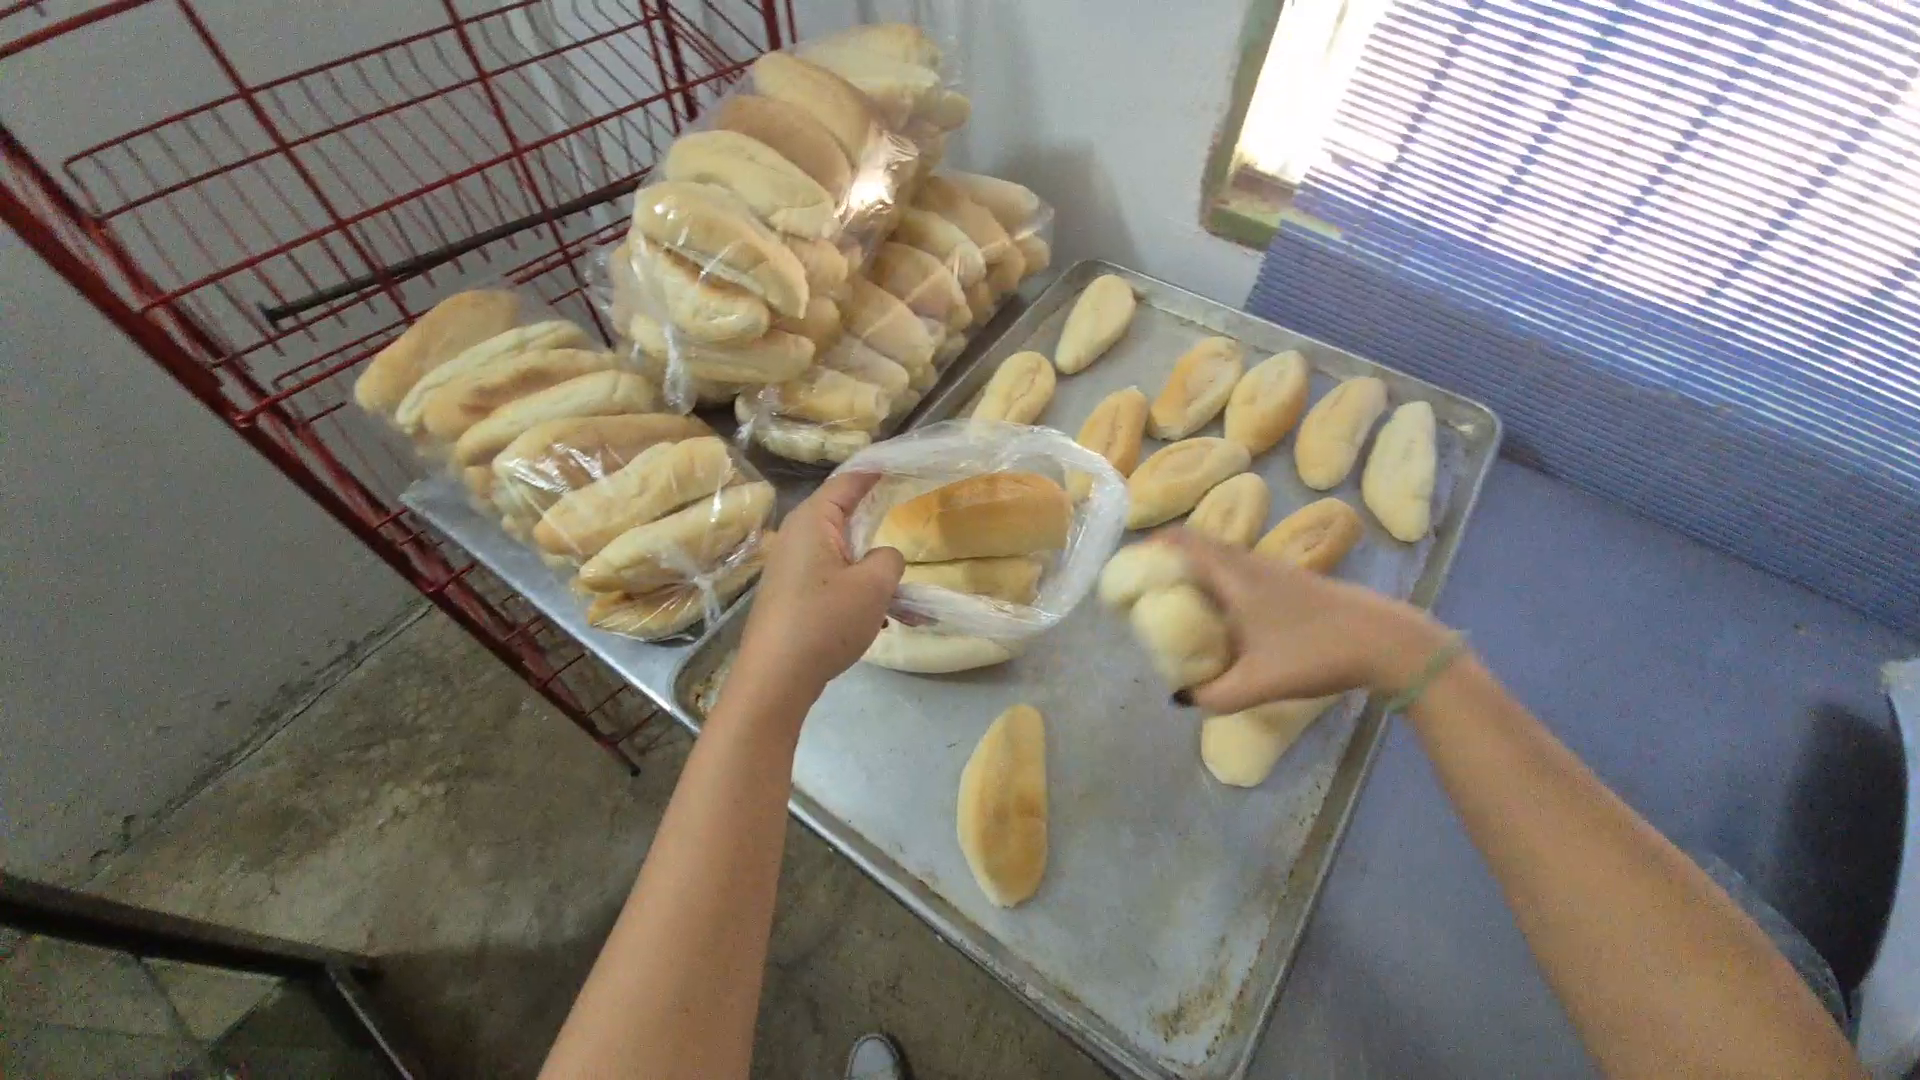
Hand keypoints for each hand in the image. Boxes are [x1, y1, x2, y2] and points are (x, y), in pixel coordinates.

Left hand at [735, 472, 904, 697]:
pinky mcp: (792, 597)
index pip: (847, 482)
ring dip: (874, 573)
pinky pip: (833, 582)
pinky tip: (882, 621)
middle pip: (844, 518)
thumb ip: (889, 558)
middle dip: (879, 525)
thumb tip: (884, 557)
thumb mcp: (874, 586)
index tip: (898, 464)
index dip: (873, 472)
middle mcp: (796, 538)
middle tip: (909, 520)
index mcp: (812, 522)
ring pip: (843, 557)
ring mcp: (791, 569)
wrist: (776, 678)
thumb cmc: (825, 621)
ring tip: (906, 600)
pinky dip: (859, 593)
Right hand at [1158, 529, 1448, 712]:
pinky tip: (1224, 612)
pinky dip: (1221, 579)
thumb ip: (1213, 695)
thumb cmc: (1316, 652)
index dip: (1152, 546)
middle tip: (1148, 584)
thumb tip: (1180, 698)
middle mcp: (1250, 564)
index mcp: (1235, 577)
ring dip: (1197, 568)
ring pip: (1223, 557)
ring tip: (1178, 598)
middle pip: (1200, 545)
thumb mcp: (1258, 683)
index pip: (1183, 543)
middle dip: (1169, 559)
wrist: (1388, 641)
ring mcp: (1275, 570)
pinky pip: (1241, 569)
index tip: (1130, 563)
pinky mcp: (1293, 582)